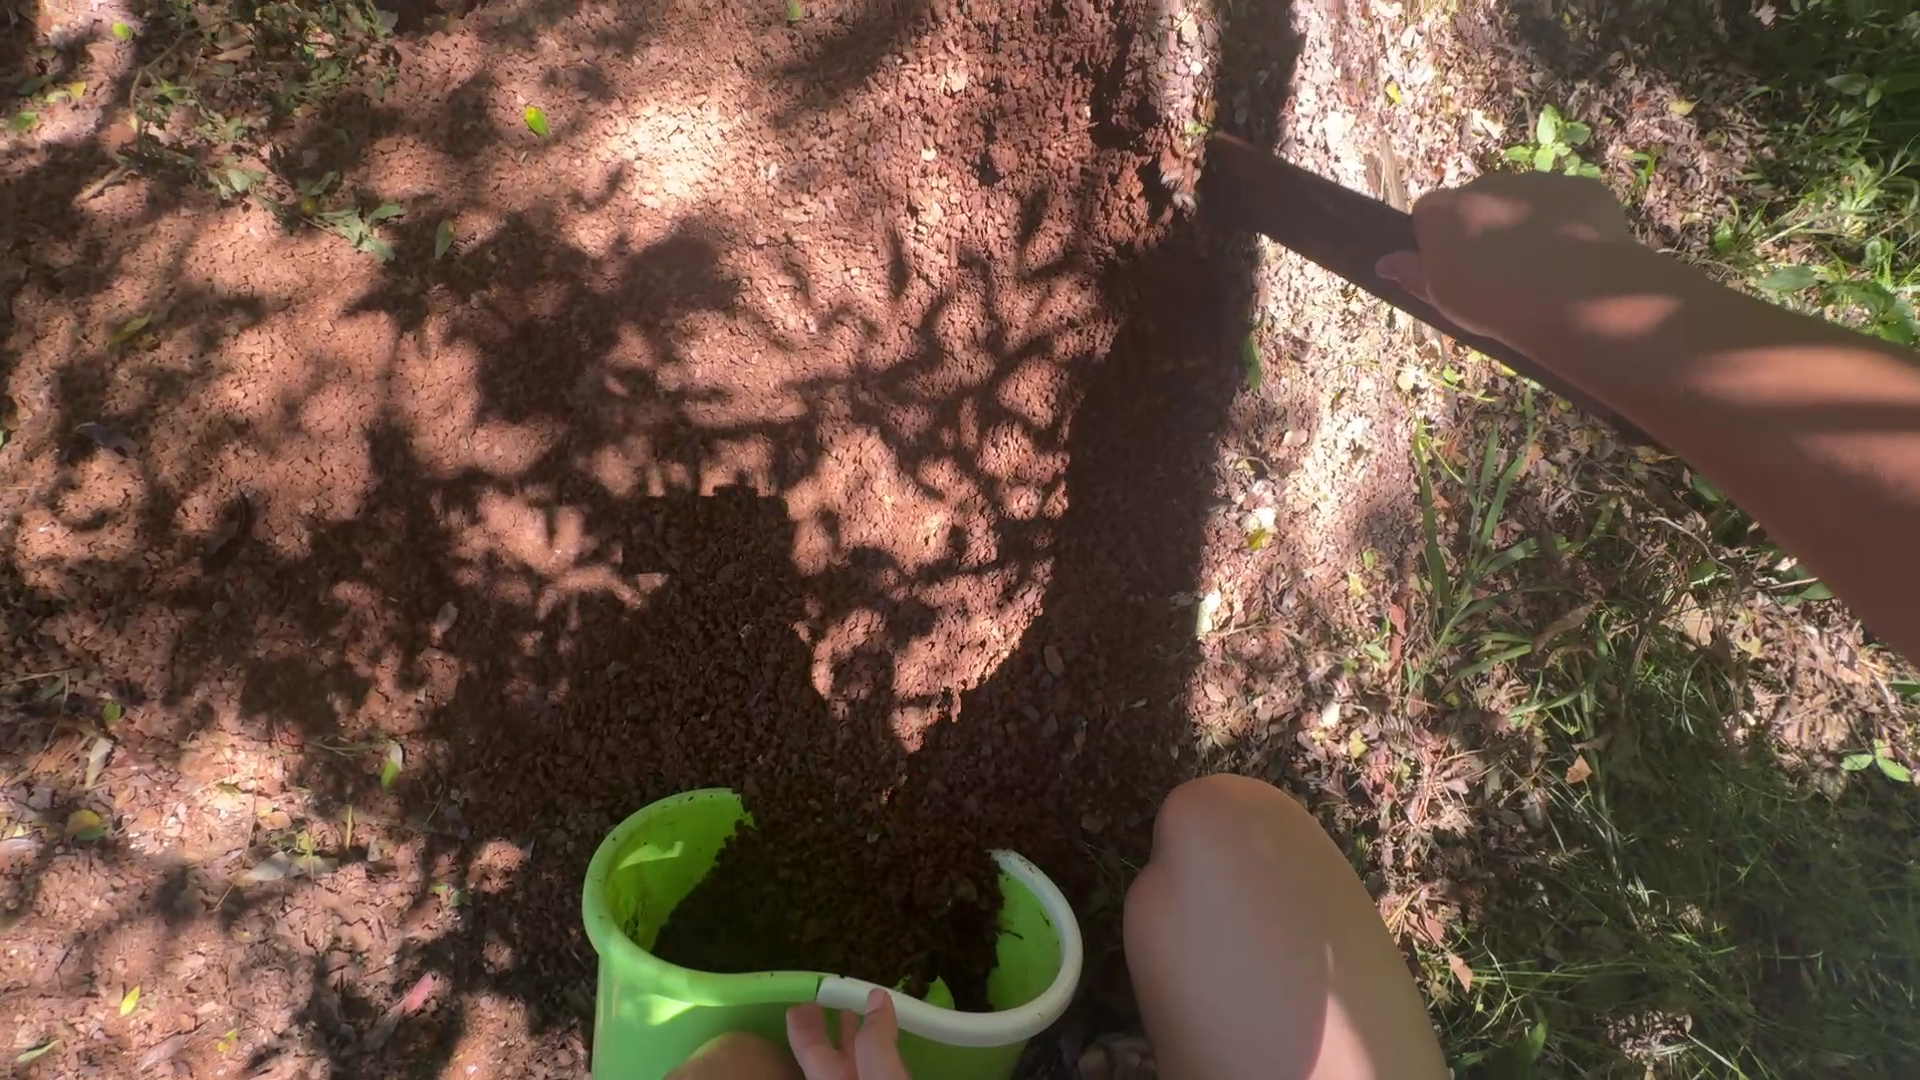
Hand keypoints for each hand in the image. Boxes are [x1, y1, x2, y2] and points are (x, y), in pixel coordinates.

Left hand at [786, 990, 910, 1079]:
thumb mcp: (881, 1075)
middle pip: (824, 1054)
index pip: (807, 1049)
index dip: (800, 1024)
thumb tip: (876, 997)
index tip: (796, 1001)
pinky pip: (868, 1065)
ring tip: (848, 1010)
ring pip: (847, 1061)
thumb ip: (876, 1039)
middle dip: (820, 1025)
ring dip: (846, 1035)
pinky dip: (870, 1046)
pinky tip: (883, 1037)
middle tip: (818, 998)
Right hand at [1375, 172, 1639, 351]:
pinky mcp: (1579, 187)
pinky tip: (1564, 257)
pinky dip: (1558, 224)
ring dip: (1516, 224)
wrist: (1571, 295)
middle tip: (1487, 270)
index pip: (1425, 212)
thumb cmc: (1488, 299)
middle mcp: (1486, 184)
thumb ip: (1410, 273)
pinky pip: (1560, 203)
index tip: (1444, 266)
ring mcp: (1536, 181)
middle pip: (1472, 202)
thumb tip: (1384, 262)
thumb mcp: (1437, 295)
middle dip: (1475, 227)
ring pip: (1517, 200)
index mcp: (1443, 210)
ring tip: (1530, 267)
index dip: (1432, 239)